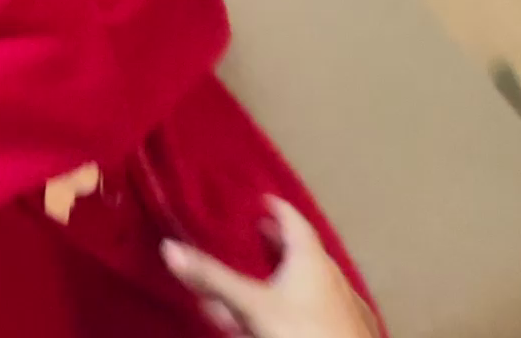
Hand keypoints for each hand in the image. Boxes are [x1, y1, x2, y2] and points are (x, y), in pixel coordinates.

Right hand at [161, 197, 379, 337]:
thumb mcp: (250, 304)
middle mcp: (335, 281)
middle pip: (307, 252)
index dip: (279, 208)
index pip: (296, 223)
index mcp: (313, 263)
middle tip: (258, 232)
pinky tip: (287, 313)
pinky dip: (302, 302)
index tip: (263, 198)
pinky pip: (322, 309)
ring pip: (317, 283)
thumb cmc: (303, 333)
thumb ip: (211, 277)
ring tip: (269, 275)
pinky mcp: (352, 336)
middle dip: (280, 242)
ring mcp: (349, 312)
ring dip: (292, 274)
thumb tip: (168, 247)